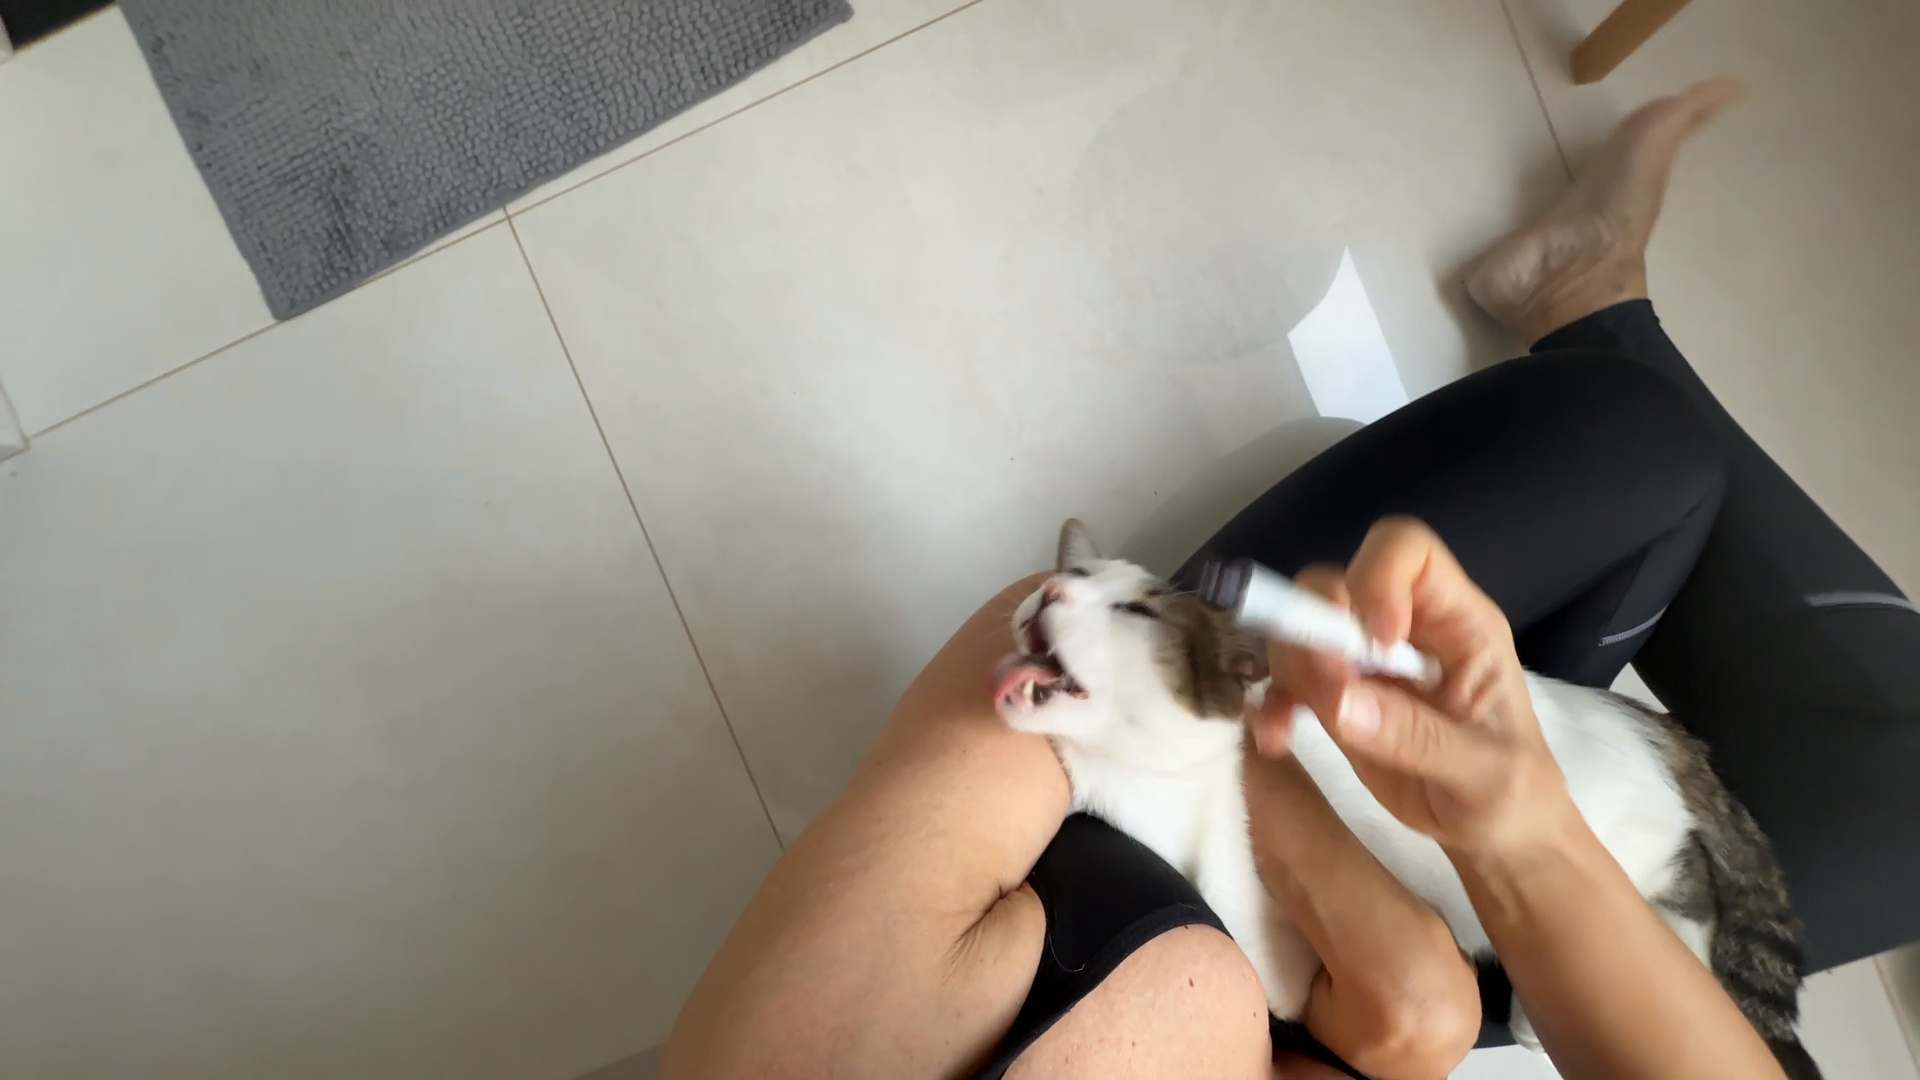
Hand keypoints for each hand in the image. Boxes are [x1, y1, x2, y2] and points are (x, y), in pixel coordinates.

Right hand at [1248, 518, 1573, 856]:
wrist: (1492, 836)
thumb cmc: (1514, 794)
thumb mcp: (1488, 774)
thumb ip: (1418, 737)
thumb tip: (1337, 700)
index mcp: (1454, 621)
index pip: (1406, 552)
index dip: (1376, 577)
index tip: (1375, 640)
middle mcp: (1398, 627)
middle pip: (1331, 584)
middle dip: (1313, 628)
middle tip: (1325, 686)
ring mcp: (1358, 660)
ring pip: (1296, 628)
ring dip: (1290, 670)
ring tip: (1300, 722)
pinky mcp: (1329, 695)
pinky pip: (1282, 680)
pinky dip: (1271, 705)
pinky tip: (1276, 738)